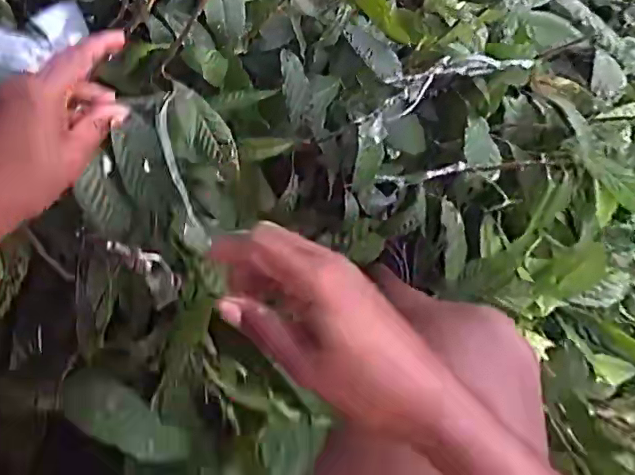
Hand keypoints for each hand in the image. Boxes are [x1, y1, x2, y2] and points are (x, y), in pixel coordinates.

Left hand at [0, 31, 126, 237]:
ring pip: (48, 84)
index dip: (102, 45)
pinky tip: (66, 125)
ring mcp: (5, 94)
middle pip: (63, 70)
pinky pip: (33, 95)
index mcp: (41, 89)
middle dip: (90, 81)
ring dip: (72, 96)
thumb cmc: (26, 182)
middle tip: (112, 102)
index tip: (121, 38)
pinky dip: (54, 103)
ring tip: (93, 118)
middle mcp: (22, 83)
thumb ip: (96, 125)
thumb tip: (119, 108)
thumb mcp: (71, 156)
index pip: (78, 56)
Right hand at [211, 223, 461, 445]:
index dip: (230, 248)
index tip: (204, 260)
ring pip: (291, 248)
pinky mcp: (353, 281)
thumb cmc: (364, 386)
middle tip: (227, 289)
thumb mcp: (306, 364)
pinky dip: (285, 273)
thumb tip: (224, 303)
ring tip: (249, 301)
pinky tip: (280, 305)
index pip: (261, 242)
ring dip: (265, 265)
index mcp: (315, 275)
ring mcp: (344, 268)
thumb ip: (264, 328)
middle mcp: (329, 260)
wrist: (429, 398)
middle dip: (246, 255)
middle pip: (275, 237)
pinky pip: (308, 261)